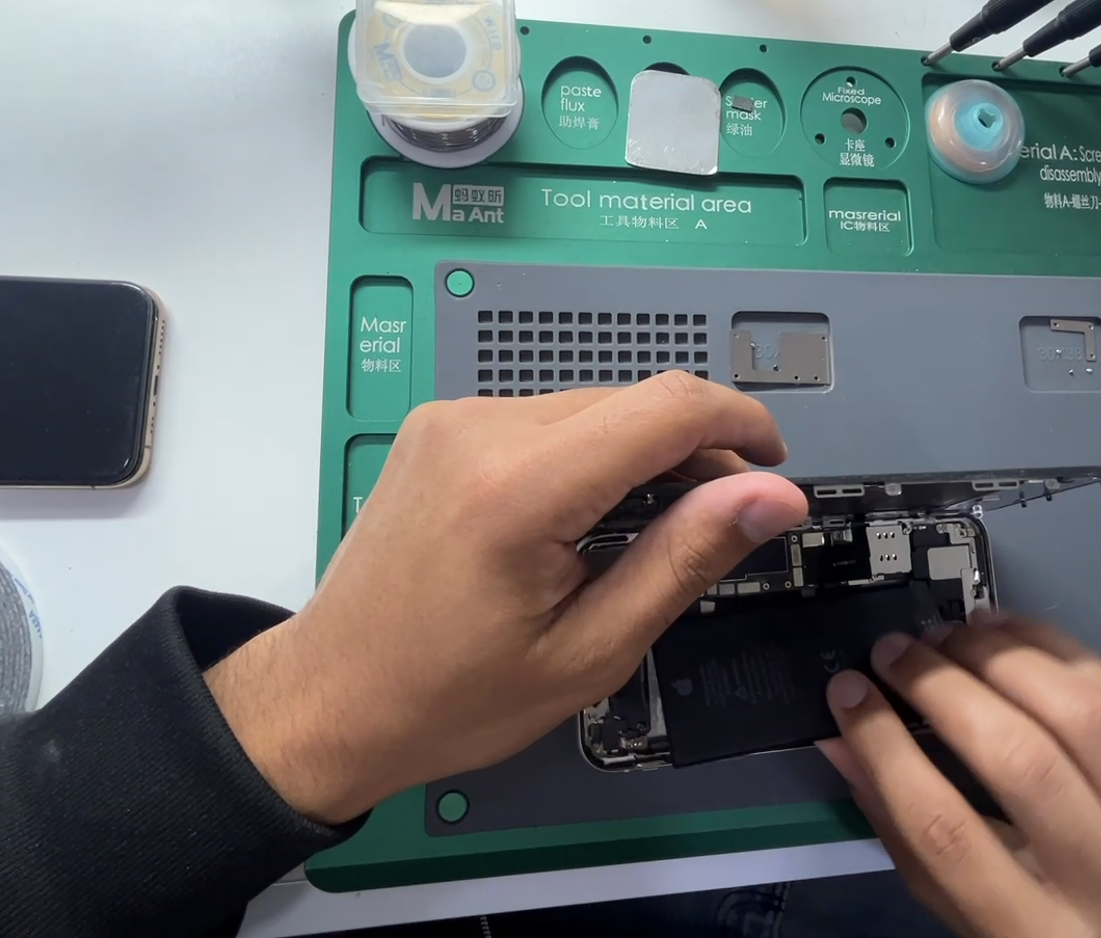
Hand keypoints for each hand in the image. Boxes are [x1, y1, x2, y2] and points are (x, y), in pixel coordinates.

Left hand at [205, 373, 809, 822]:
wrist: (327, 697)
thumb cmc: (456, 697)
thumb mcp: (590, 651)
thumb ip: (685, 558)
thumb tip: (773, 497)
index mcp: (519, 487)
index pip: (665, 409)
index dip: (739, 424)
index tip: (772, 468)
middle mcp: (483, 426)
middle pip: (632, 402)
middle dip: (696, 449)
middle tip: (720, 519)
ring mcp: (454, 416)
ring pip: (594, 406)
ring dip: (645, 450)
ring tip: (657, 521)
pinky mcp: (443, 423)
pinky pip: (550, 417)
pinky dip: (594, 450)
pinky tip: (596, 506)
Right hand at [817, 618, 1100, 937]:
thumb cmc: (1035, 936)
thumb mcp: (958, 911)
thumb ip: (897, 827)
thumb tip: (840, 735)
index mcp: (1033, 935)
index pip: (946, 829)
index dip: (885, 747)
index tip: (848, 690)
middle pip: (1020, 761)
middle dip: (941, 687)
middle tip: (893, 651)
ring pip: (1081, 714)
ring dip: (1000, 656)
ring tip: (947, 634)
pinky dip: (1049, 644)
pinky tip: (999, 626)